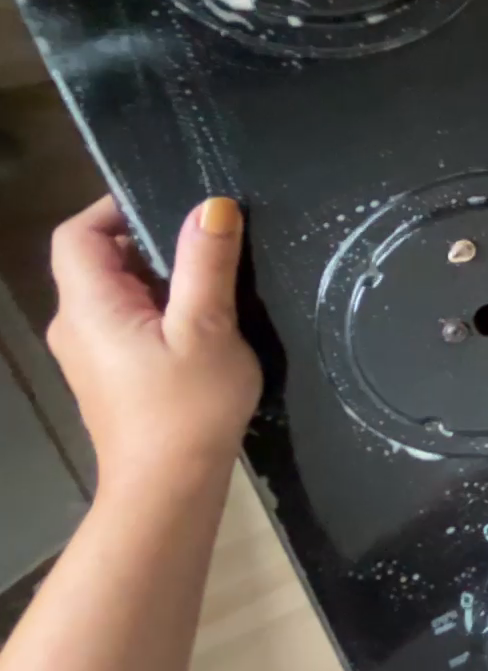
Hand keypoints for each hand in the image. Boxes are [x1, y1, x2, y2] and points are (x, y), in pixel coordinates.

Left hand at [46, 195, 261, 494]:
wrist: (171, 476)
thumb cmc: (187, 401)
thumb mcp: (207, 325)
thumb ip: (207, 265)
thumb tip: (212, 205)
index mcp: (91, 309)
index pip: (78, 237)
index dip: (115, 206)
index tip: (176, 194)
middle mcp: (80, 323)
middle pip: (101, 258)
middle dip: (155, 233)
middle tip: (220, 227)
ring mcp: (96, 347)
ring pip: (124, 286)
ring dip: (169, 266)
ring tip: (226, 262)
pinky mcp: (119, 364)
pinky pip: (137, 311)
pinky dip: (171, 295)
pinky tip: (214, 306)